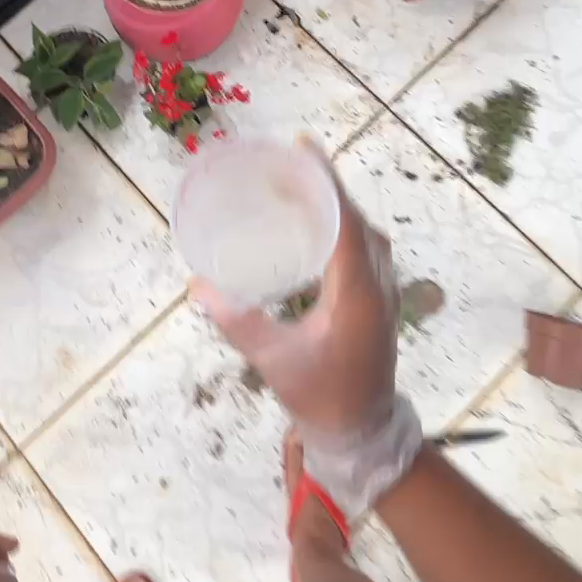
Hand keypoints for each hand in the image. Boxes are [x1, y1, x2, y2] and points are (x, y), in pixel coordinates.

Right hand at [191, 140, 420, 511]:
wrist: (363, 433)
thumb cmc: (318, 396)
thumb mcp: (272, 359)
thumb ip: (236, 321)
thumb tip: (196, 286)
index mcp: (355, 293)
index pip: (344, 221)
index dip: (325, 182)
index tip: (304, 148)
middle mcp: (377, 284)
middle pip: (356, 219)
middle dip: (325, 186)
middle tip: (289, 165)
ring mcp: (384, 292)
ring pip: (365, 233)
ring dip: (337, 206)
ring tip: (301, 190)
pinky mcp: (381, 300)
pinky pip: (367, 248)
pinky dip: (344, 226)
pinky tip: (319, 229)